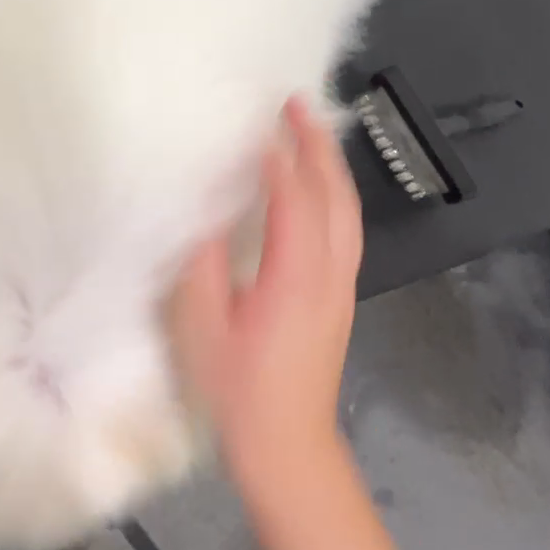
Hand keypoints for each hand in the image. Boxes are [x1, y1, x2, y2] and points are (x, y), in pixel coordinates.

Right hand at [168, 97, 362, 483]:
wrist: (286, 444)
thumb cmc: (236, 386)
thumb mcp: (202, 323)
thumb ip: (203, 263)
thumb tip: (203, 212)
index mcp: (295, 278)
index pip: (294, 203)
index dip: (277, 159)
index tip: (257, 121)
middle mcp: (329, 276)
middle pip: (336, 199)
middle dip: (318, 148)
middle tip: (296, 104)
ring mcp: (340, 288)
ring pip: (347, 214)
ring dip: (329, 168)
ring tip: (308, 132)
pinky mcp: (336, 298)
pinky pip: (342, 230)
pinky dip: (330, 195)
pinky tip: (312, 187)